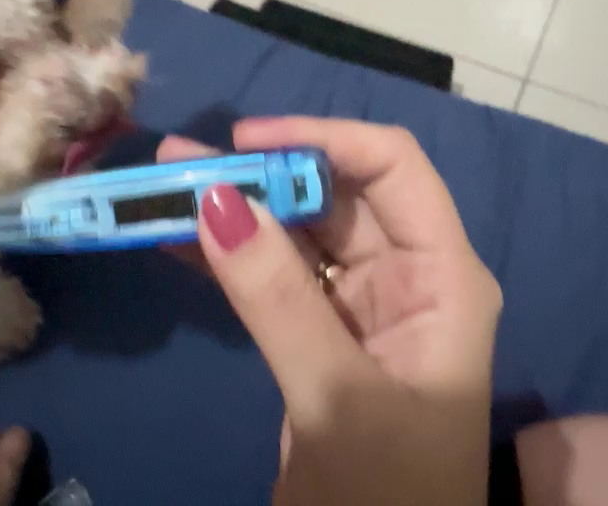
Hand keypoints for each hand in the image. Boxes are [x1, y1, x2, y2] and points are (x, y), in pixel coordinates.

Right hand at [159, 117, 501, 505]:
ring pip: (298, 231)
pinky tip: (175, 239)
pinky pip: (275, 276)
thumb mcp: (338, 397)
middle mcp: (409, 272)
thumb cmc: (391, 496)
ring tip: (163, 184)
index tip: (245, 139)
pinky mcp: (322, 332)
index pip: (392, 168)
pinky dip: (229, 256)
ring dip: (237, 208)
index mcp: (443, 274)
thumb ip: (277, 298)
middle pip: (337, 194)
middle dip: (263, 173)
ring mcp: (363, 302)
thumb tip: (216, 199)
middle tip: (182, 160)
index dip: (323, 138)